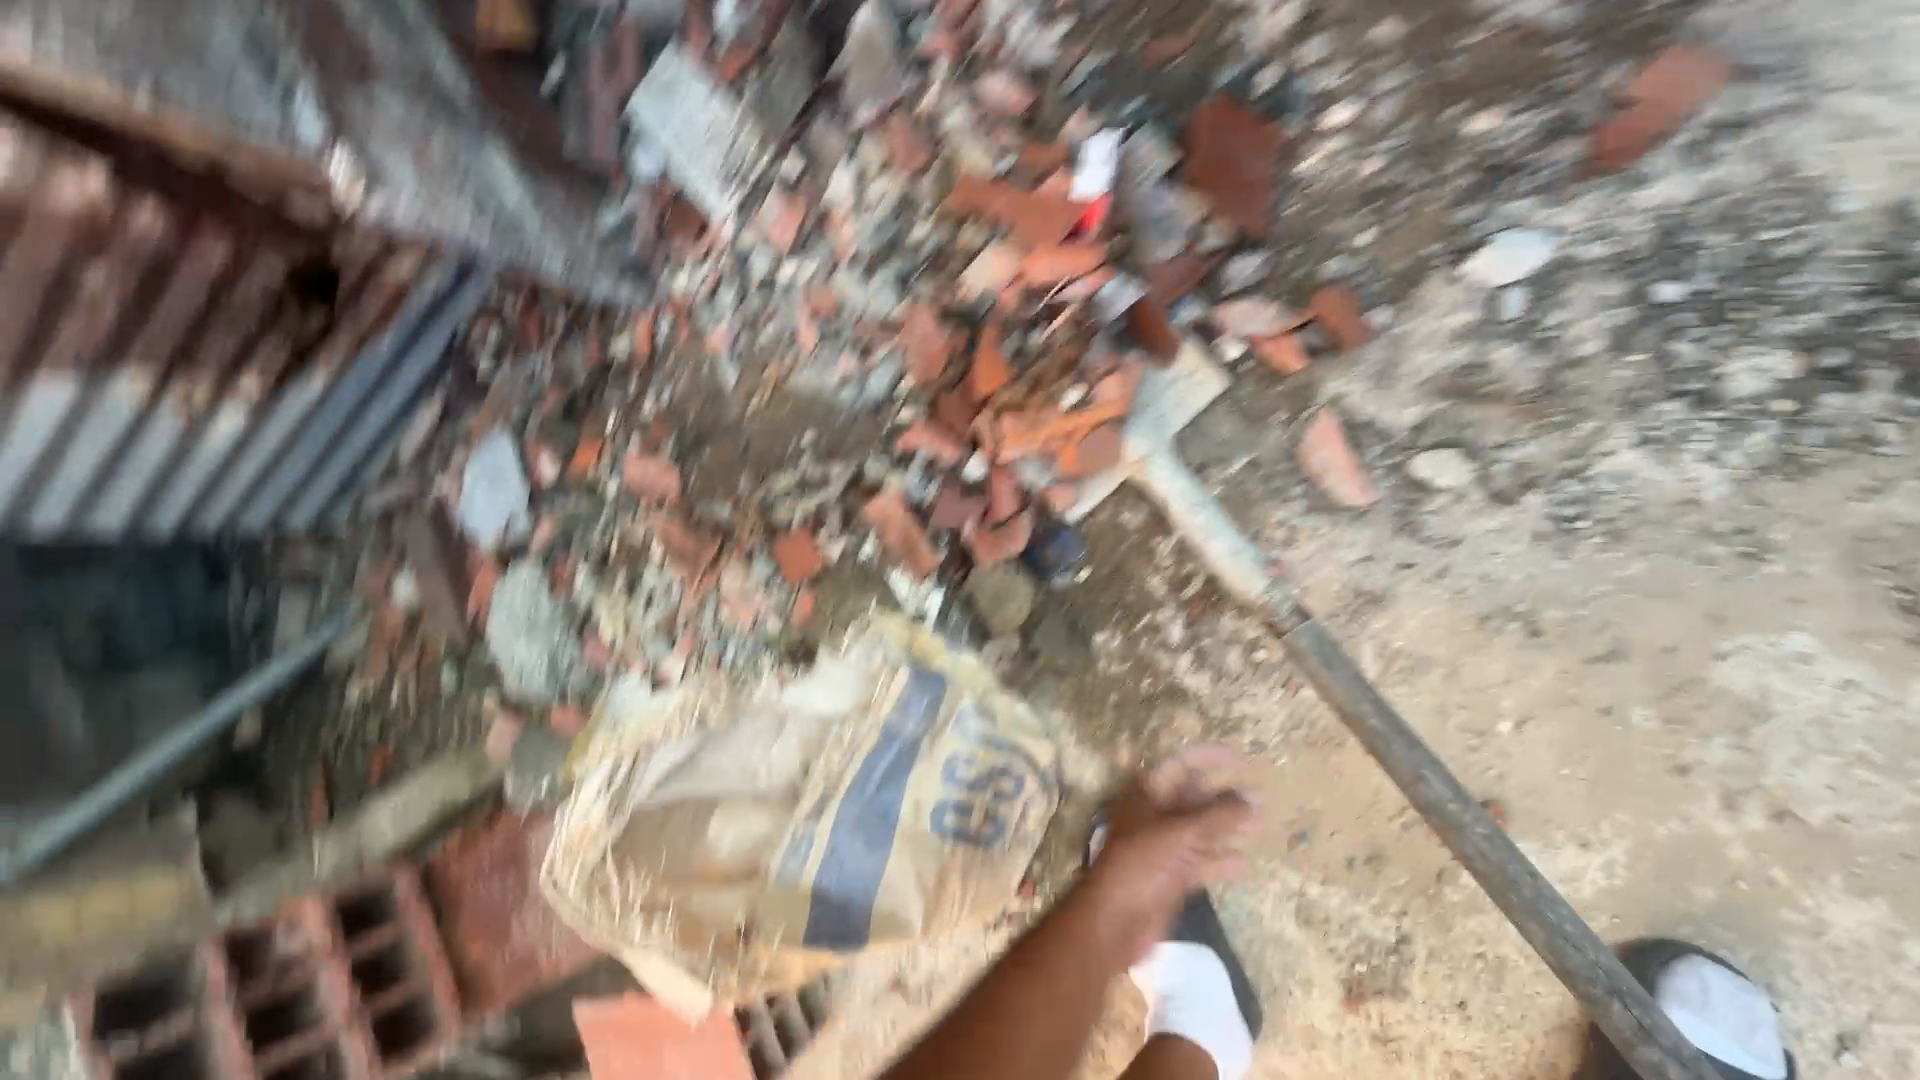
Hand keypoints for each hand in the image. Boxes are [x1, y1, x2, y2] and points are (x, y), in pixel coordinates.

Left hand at [1077, 747, 1258, 965]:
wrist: (1114, 921)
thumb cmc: (1140, 866)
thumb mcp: (1180, 834)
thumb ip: (1218, 815)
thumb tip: (1254, 797)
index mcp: (1147, 795)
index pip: (1179, 765)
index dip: (1206, 758)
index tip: (1237, 757)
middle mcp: (1155, 817)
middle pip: (1193, 798)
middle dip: (1224, 796)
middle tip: (1259, 796)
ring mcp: (1163, 847)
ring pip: (1200, 831)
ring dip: (1228, 827)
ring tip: (1261, 824)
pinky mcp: (1171, 877)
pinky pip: (1200, 862)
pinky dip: (1220, 861)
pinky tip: (1245, 864)